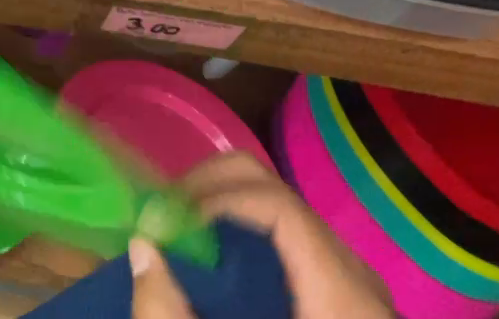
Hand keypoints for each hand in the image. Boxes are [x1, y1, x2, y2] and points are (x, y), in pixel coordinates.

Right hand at [130, 153, 395, 318]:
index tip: (167, 226)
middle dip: (209, 192)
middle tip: (163, 219)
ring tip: (178, 237)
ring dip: (220, 210)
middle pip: (278, 195)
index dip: (216, 198)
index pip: (279, 207)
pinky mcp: (340, 303)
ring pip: (281, 213)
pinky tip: (209, 263)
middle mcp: (356, 283)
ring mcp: (352, 290)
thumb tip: (142, 246)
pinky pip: (287, 242)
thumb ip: (173, 315)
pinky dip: (240, 235)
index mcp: (342, 301)